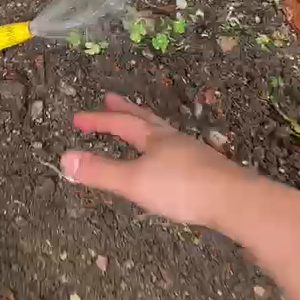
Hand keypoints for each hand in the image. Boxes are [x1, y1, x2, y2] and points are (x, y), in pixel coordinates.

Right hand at [61, 93, 250, 228]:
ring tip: (140, 126)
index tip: (77, 119)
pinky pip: (177, 151)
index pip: (120, 123)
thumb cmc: (182, 188)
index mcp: (153, 138)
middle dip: (124, 110)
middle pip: (144, 119)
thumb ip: (100, 171)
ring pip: (163, 133)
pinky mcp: (205, 169)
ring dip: (146, 127)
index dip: (97, 120)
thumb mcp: (134, 181)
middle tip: (110, 98)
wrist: (235, 201)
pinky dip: (164, 148)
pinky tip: (169, 160)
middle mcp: (172, 139)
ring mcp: (191, 153)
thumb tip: (64, 159)